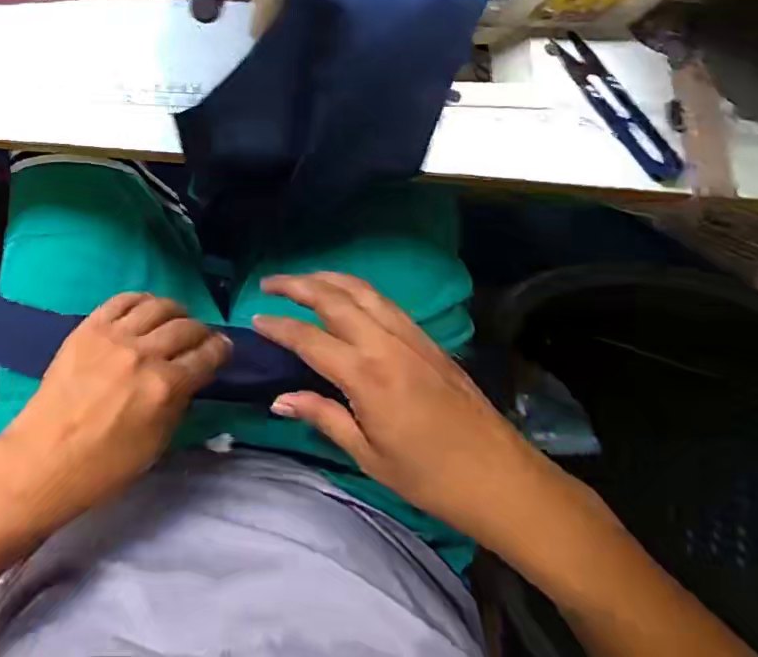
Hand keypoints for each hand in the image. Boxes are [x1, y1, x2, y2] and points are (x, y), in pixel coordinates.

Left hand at [0, 292, 231, 531]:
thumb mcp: (156, 443)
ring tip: (176, 319)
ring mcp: (114, 336)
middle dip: (202, 331)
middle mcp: (144, 354)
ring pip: (158, 306)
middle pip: (186, 327)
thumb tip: (189, 377)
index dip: (221, 350)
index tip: (223, 349)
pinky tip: (146, 308)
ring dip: (175, 311)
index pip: (206, 356)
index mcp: (165, 387)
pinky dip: (141, 300)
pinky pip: (122, 300)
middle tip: (202, 338)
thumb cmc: (104, 465)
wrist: (46, 456)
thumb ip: (177, 403)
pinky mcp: (89, 327)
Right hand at [252, 272, 575, 554]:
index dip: (278, 326)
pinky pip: (384, 301)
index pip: (309, 338)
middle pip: (333, 299)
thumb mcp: (369, 456)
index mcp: (367, 375)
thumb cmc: (431, 478)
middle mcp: (386, 344)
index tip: (255, 320)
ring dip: (327, 278)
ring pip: (361, 290)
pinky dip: (357, 289)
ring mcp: (411, 336)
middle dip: (296, 285)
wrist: (503, 479)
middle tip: (268, 283)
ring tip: (302, 279)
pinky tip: (347, 295)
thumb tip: (279, 399)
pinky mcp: (429, 339)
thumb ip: (323, 417)